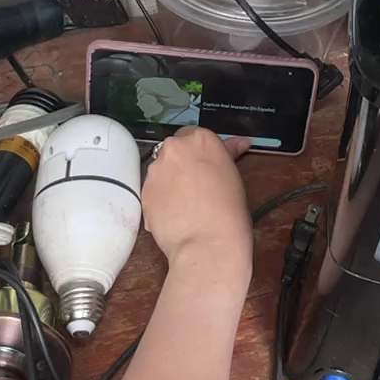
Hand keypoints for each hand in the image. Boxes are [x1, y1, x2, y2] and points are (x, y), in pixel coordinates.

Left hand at [140, 127, 252, 274]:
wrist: (208, 244)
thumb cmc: (229, 213)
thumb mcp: (234, 177)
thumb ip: (227, 155)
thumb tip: (236, 143)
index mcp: (201, 139)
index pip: (194, 135)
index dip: (198, 153)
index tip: (203, 165)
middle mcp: (174, 148)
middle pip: (174, 150)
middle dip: (181, 164)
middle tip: (196, 186)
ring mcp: (155, 169)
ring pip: (161, 170)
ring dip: (169, 181)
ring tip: (185, 204)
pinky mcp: (143, 191)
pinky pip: (152, 190)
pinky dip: (161, 198)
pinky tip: (175, 214)